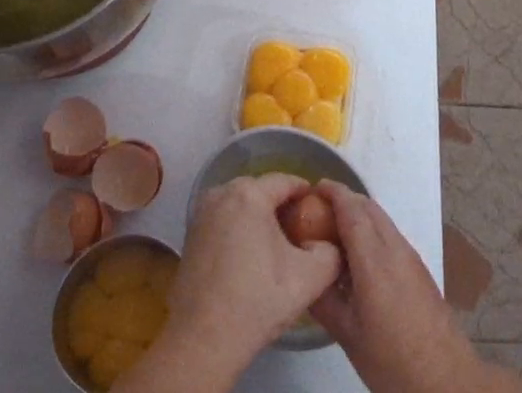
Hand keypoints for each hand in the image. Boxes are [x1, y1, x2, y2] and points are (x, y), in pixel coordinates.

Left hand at [166, 174, 342, 361]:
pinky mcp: (190, 236)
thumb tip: (326, 244)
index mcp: (249, 195)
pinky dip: (239, 231)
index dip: (307, 195)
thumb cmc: (258, 301)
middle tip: (301, 233)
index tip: (320, 214)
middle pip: (262, 191)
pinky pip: (224, 221)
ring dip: (259, 219)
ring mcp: (200, 214)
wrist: (204, 339)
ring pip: (241, 206)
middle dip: (282, 207)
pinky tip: (250, 259)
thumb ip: (331, 252)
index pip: (286, 181)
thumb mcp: (311, 277)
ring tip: (277, 248)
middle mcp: (221, 194)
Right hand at [310, 182, 512, 392]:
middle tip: (318, 207)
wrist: (445, 378)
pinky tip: (358, 256)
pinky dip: (373, 231)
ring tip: (334, 229)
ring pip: (383, 221)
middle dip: (345, 199)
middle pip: (370, 208)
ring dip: (360, 214)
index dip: (334, 193)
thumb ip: (323, 300)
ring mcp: (412, 258)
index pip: (353, 211)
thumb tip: (304, 275)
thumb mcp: (347, 334)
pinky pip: (392, 236)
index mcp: (375, 262)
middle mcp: (396, 251)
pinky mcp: (420, 270)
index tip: (314, 187)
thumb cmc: (391, 359)